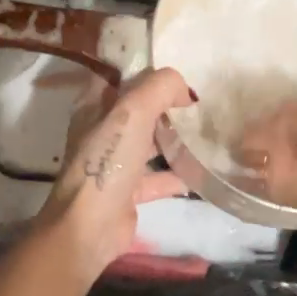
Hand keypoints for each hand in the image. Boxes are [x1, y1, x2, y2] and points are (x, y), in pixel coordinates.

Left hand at [32, 67, 195, 279]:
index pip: (119, 74)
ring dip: (174, 136)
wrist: (89, 228)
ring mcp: (115, 161)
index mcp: (94, 104)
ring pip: (149, 140)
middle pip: (139, 107)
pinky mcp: (128, 190)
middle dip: (167, 102)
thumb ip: (161, 87)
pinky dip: (179, 172)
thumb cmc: (106, 160)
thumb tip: (186, 91)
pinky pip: (158, 175)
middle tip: (199, 99)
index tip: (177, 67)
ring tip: (207, 129)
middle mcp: (102, 129)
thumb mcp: (133, 111)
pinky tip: (204, 168)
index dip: (145, 67)